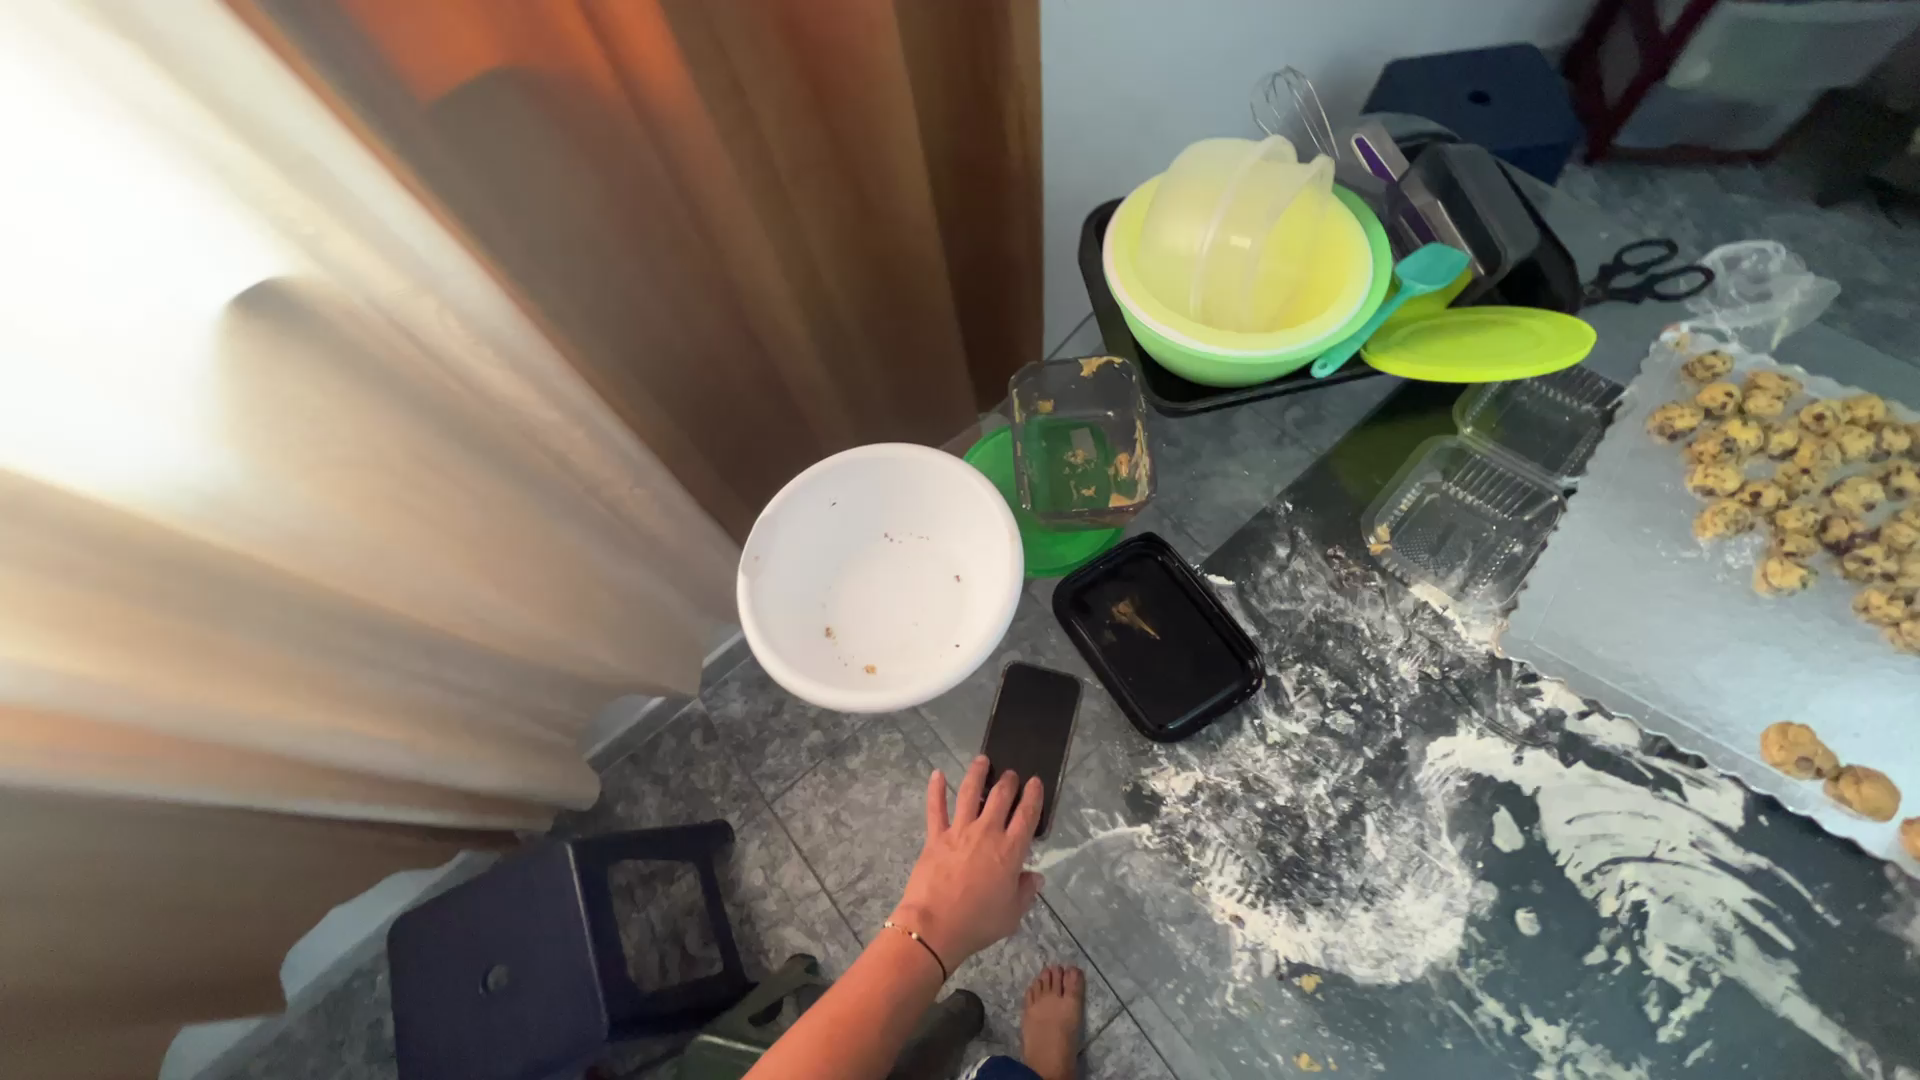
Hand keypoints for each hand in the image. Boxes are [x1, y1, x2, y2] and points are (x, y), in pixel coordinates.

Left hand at [889, 756, 1044, 968]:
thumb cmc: (978, 923)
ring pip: (969, 792)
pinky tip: (937, 773)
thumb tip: (1035, 877)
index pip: (1026, 816)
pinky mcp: (936, 836)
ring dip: (977, 773)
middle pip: (1000, 797)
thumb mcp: (1012, 914)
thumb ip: (1025, 892)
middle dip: (1008, 781)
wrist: (935, 926)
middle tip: (1012, 773)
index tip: (1035, 782)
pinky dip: (936, 789)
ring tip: (982, 760)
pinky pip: (935, 807)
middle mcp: (987, 833)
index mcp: (1010, 851)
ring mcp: (959, 831)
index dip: (1033, 796)